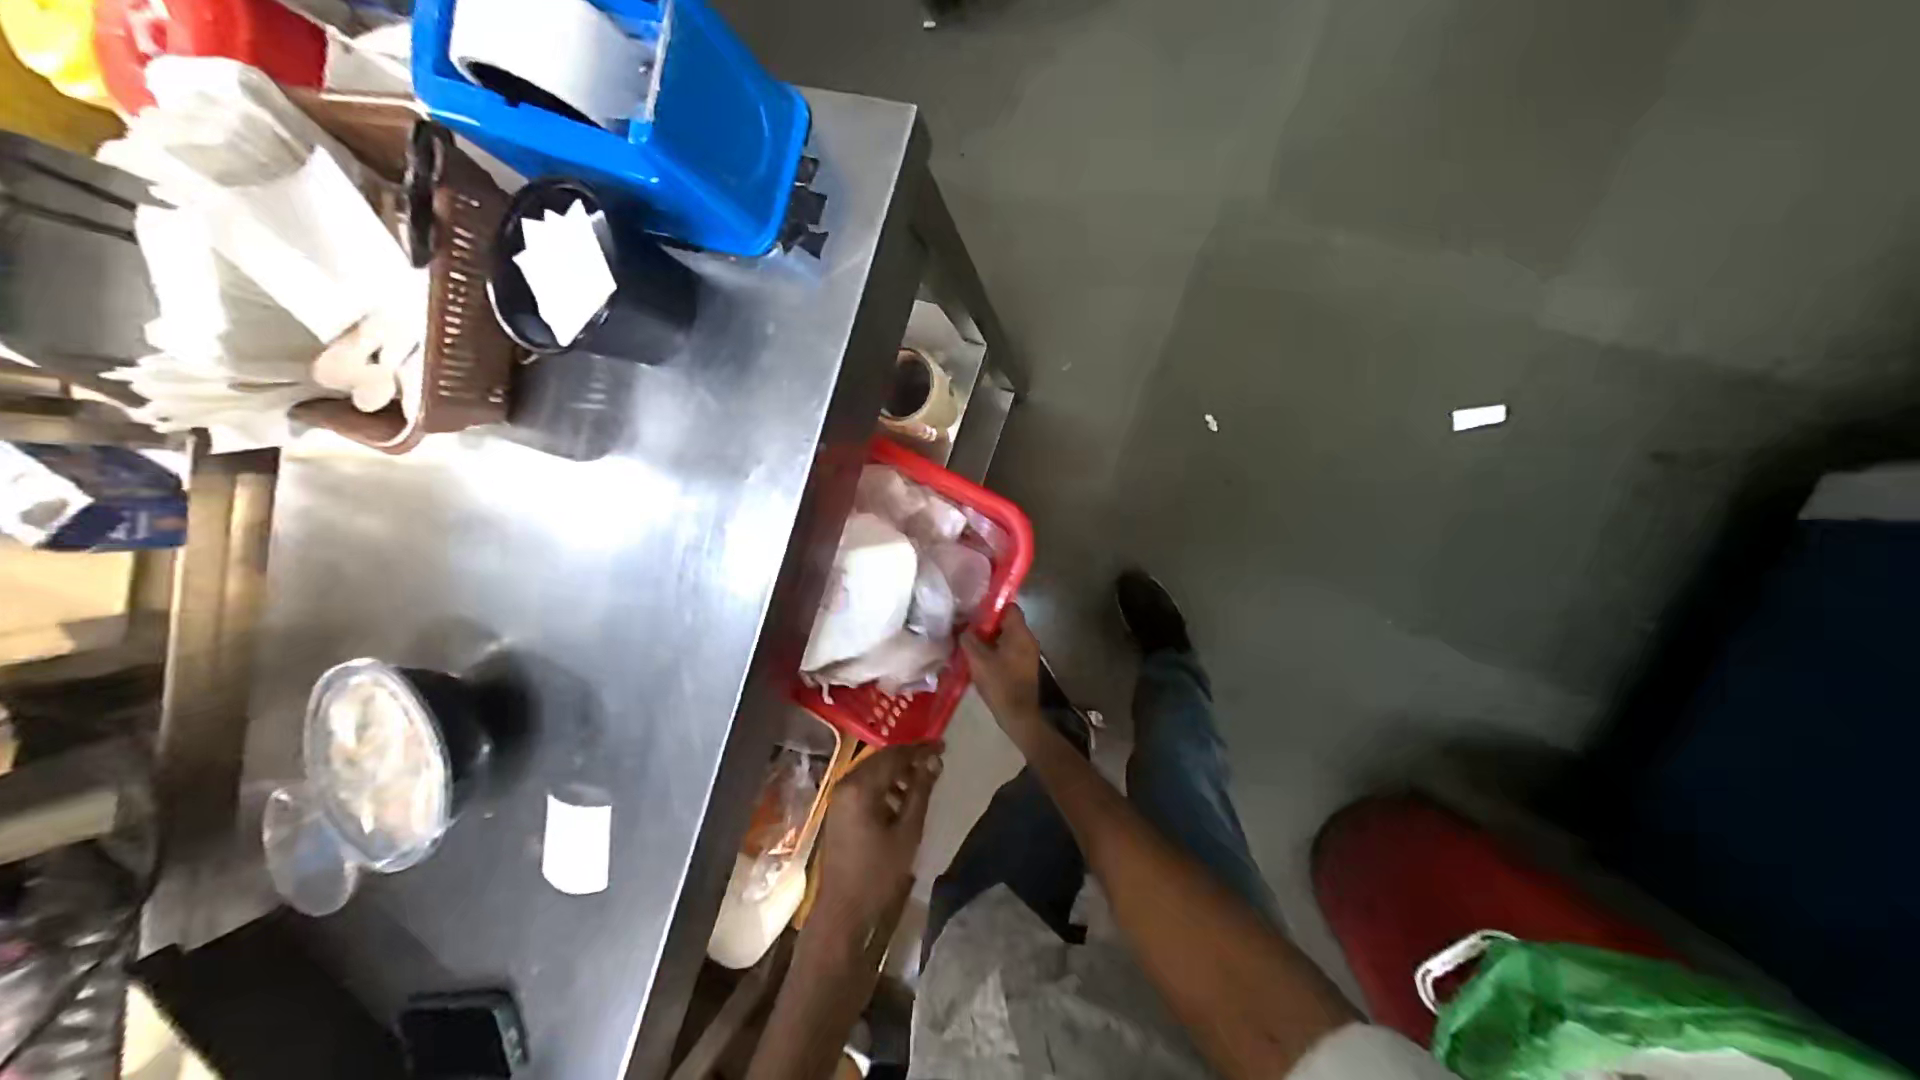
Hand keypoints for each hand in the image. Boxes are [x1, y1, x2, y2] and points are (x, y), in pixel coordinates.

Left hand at [813, 743, 942, 924]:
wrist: (843, 910)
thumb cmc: (879, 873)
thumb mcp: (908, 831)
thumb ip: (920, 791)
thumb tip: (934, 760)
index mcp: (860, 786)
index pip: (894, 755)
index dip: (920, 749)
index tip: (943, 746)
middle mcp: (845, 783)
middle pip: (881, 759)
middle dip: (909, 758)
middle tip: (935, 760)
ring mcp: (839, 797)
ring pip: (872, 771)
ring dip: (897, 772)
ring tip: (922, 782)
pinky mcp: (839, 809)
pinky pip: (864, 785)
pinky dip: (884, 786)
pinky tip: (902, 800)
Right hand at [960, 604, 1044, 736]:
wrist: (1018, 715)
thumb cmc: (999, 683)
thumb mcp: (978, 660)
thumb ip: (968, 639)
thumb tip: (963, 628)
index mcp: (1020, 633)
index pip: (1009, 607)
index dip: (991, 606)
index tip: (974, 611)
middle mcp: (1028, 639)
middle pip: (1007, 622)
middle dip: (987, 623)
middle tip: (968, 627)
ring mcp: (1028, 653)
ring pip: (1007, 636)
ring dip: (990, 638)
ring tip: (971, 642)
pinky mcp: (1025, 665)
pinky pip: (1010, 649)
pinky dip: (996, 649)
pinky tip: (980, 658)